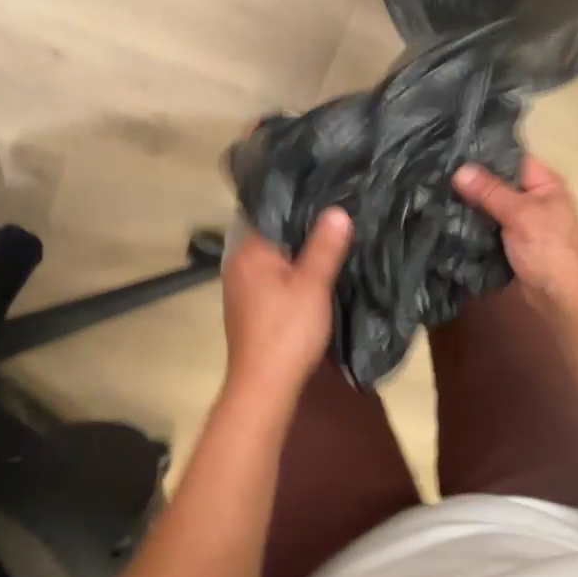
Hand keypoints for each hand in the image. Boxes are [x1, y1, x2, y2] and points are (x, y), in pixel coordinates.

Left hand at [220, 208, 352, 401]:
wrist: (265, 385)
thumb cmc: (288, 330)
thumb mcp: (314, 284)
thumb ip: (325, 246)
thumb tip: (337, 210)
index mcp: (249, 252)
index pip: (270, 211)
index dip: (299, 200)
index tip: (328, 191)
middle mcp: (239, 264)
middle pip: (273, 234)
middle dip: (303, 225)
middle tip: (338, 212)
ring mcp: (242, 287)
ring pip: (274, 257)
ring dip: (299, 251)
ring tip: (333, 238)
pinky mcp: (251, 307)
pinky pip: (274, 276)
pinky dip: (293, 271)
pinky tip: (316, 273)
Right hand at [454, 156, 577, 310]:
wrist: (557, 294)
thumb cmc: (546, 249)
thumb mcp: (519, 214)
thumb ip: (490, 191)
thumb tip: (460, 169)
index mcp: (547, 183)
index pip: (512, 158)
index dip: (485, 155)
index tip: (453, 150)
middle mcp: (536, 196)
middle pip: (500, 181)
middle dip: (473, 180)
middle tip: (439, 172)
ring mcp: (525, 219)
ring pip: (492, 203)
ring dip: (471, 201)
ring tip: (437, 189)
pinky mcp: (513, 239)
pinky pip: (490, 222)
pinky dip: (474, 220)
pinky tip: (449, 213)